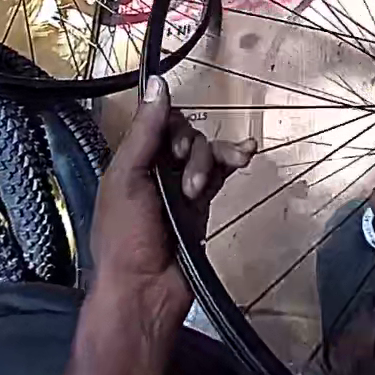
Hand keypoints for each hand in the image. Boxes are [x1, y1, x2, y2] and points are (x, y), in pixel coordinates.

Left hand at [89, 77, 256, 322]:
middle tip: (183, 178)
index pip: (160, 122)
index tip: (173, 147)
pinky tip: (249, 151)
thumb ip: (145, 130)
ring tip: (199, 191)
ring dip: (208, 164)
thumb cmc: (125, 234)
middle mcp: (157, 167)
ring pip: (206, 152)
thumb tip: (157, 82)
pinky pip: (221, 170)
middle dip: (190, 152)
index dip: (172, 127)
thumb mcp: (127, 178)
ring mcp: (182, 184)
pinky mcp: (204, 200)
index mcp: (133, 159)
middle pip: (186, 135)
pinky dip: (234, 158)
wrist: (145, 292)